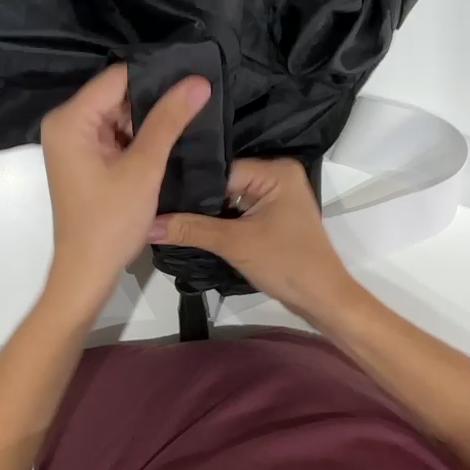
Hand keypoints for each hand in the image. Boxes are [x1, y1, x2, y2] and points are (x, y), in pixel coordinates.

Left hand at [40, 65, 209, 308]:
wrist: (87, 270)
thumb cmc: (110, 221)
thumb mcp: (143, 168)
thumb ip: (169, 121)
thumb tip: (198, 81)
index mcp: (70, 120)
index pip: (118, 78)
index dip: (157, 75)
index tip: (195, 75)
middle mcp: (65, 124)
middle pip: (117, 95)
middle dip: (155, 97)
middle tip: (200, 95)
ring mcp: (72, 142)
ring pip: (119, 115)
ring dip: (150, 119)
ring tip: (192, 112)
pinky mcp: (84, 159)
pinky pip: (115, 135)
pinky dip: (139, 137)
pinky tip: (170, 137)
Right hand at [150, 158, 357, 321]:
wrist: (322, 300)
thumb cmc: (286, 264)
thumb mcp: (234, 244)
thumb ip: (190, 230)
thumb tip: (146, 225)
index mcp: (276, 171)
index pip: (221, 170)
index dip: (189, 184)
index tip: (155, 192)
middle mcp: (277, 176)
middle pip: (222, 182)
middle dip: (194, 199)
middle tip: (155, 205)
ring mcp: (275, 198)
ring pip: (227, 199)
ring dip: (204, 212)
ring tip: (165, 215)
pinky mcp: (271, 217)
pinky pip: (236, 212)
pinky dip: (218, 222)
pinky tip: (188, 227)